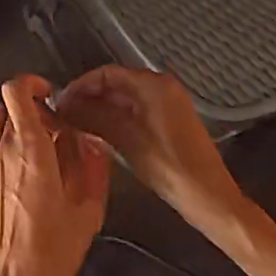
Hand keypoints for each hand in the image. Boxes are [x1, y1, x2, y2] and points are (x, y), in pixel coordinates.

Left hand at [0, 75, 109, 275]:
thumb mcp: (88, 210)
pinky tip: (19, 148)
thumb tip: (92, 141)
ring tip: (40, 140)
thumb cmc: (51, 248)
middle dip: (36, 107)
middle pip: (12, 102)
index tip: (49, 91)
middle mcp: (5, 144)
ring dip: (18, 117)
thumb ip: (93, 168)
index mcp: (31, 148)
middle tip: (58, 129)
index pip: (16, 91)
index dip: (31, 81)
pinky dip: (1, 127)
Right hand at [56, 65, 243, 226]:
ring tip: (78, 124)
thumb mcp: (126, 140)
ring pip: (124, 98)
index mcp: (153, 84)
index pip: (106, 73)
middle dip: (89, 98)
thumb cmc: (170, 168)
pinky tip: (100, 133)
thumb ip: (93, 117)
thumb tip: (64, 106)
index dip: (80, 86)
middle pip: (115, 83)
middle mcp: (162, 87)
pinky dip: (117, 118)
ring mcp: (168, 104)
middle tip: (66, 114)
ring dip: (101, 109)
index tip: (61, 102)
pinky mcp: (171, 121)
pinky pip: (136, 110)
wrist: (213, 202)